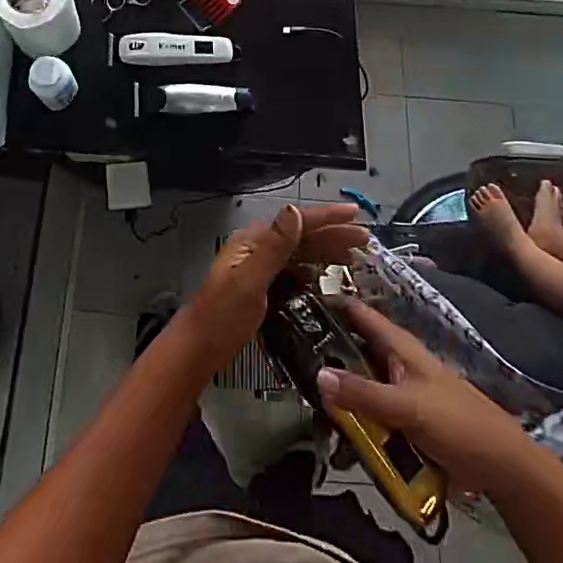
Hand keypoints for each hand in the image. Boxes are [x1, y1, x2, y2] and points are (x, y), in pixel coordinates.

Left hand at [185, 203, 369, 365]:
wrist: (197, 351)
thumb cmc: (221, 318)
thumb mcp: (249, 282)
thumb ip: (273, 248)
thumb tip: (294, 211)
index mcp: (253, 242)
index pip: (296, 222)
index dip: (328, 217)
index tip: (356, 216)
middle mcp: (256, 249)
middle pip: (301, 236)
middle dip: (333, 235)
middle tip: (365, 240)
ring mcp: (258, 268)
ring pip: (298, 253)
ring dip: (325, 252)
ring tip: (353, 257)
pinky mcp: (261, 288)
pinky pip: (293, 271)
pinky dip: (312, 270)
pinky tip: (326, 278)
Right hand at [315, 297, 536, 496]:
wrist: (500, 468)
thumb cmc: (458, 423)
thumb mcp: (407, 407)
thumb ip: (363, 394)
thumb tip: (317, 375)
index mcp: (399, 347)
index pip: (359, 314)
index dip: (331, 304)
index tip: (296, 303)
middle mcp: (393, 364)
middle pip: (351, 354)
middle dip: (324, 360)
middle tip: (289, 366)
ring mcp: (396, 394)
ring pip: (356, 389)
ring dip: (336, 400)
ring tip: (308, 411)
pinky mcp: (399, 422)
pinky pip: (367, 419)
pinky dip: (352, 426)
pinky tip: (335, 440)